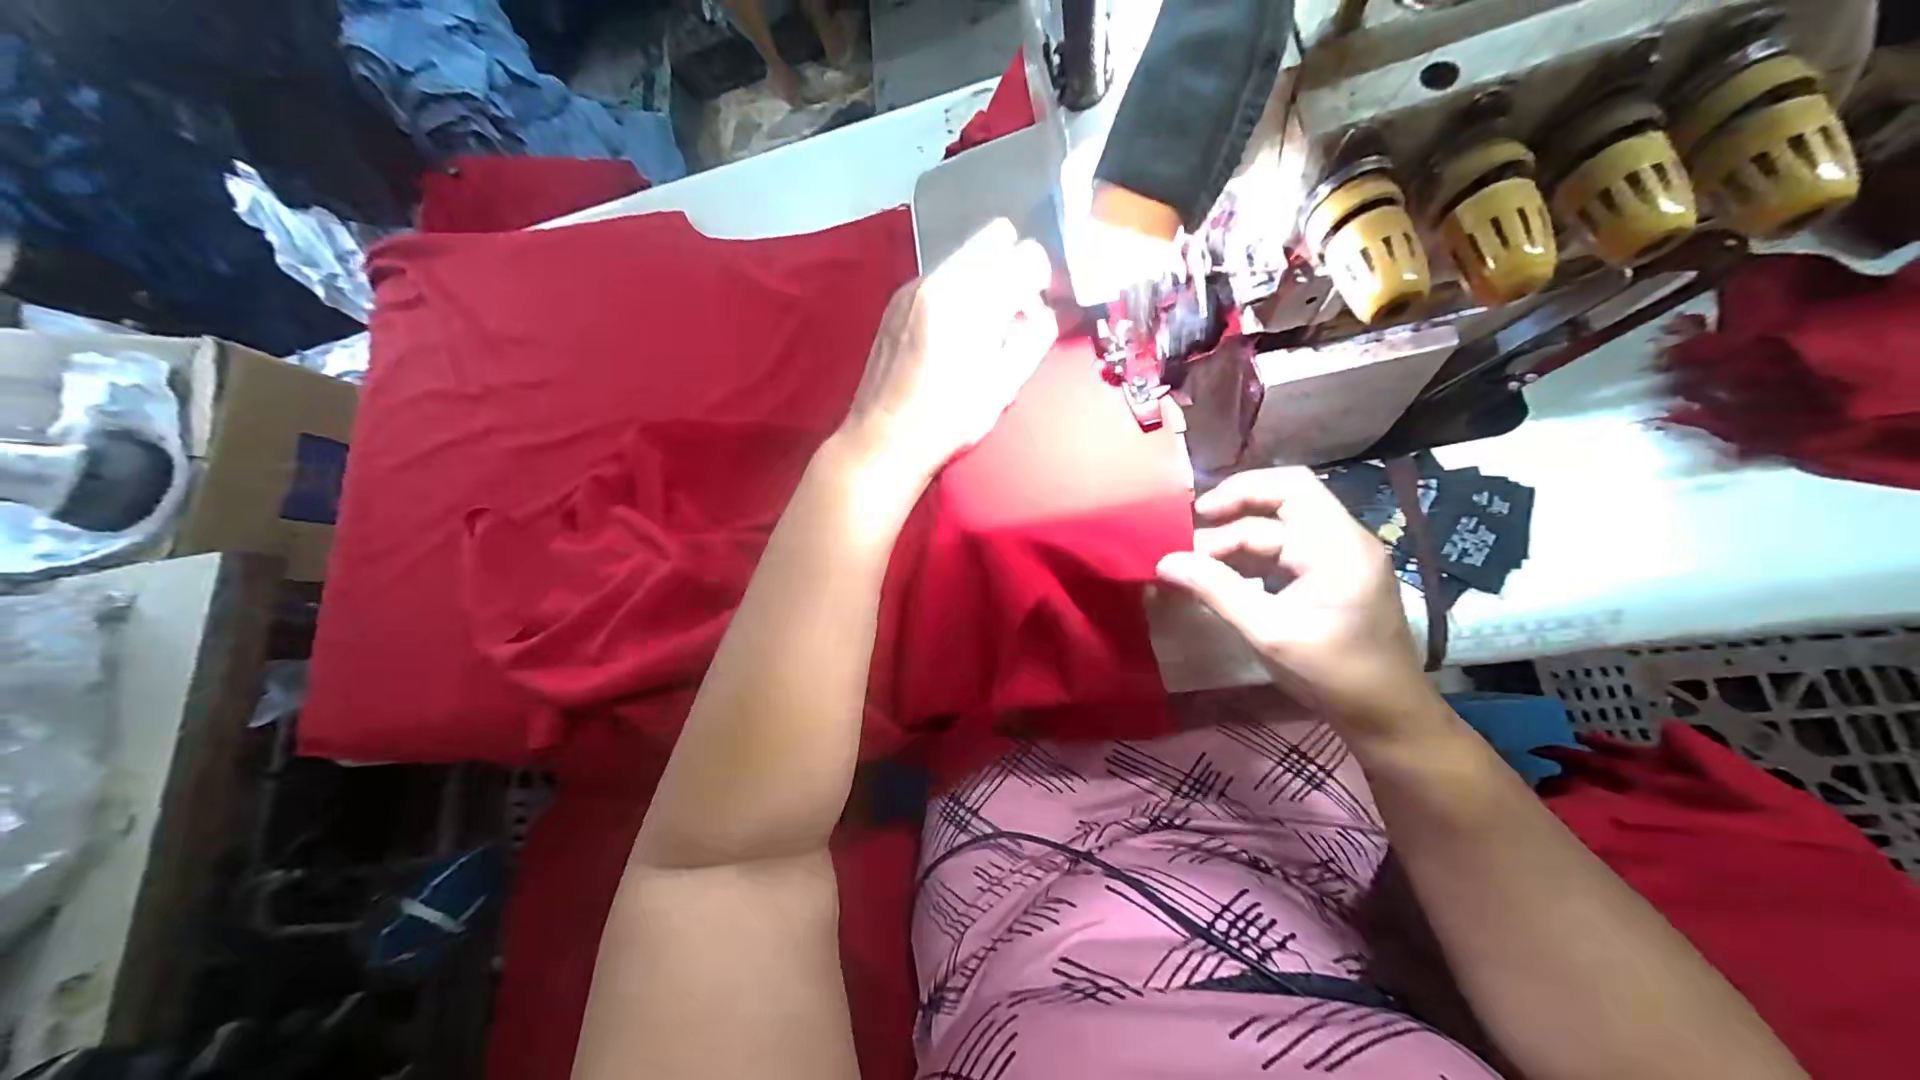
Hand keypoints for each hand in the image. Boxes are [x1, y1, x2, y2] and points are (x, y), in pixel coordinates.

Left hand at [840, 218, 1057, 485]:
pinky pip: (941, 276)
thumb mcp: (1004, 385)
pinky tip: (955, 333)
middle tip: (1016, 309)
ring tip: (985, 327)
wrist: (883, 439)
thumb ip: (1034, 338)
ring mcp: (913, 286)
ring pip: (965, 255)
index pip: (1028, 255)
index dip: (1043, 280)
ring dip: (985, 279)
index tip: (1040, 308)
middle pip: (995, 238)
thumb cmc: (947, 420)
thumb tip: (1046, 314)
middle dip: (1014, 267)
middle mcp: (940, 278)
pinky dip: (958, 291)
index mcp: (972, 298)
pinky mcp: (896, 301)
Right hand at [1155, 466, 1448, 747]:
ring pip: (1277, 533)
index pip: (1289, 487)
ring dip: (1234, 546)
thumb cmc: (1333, 674)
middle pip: (1278, 508)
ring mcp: (1338, 560)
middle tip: (1186, 552)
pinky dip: (1249, 563)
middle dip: (1228, 524)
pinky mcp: (1330, 579)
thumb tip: (1165, 562)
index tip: (1197, 516)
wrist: (1387, 716)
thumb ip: (1216, 591)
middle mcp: (1342, 541)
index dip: (1239, 490)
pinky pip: (1283, 555)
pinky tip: (1222, 581)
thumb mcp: (1269, 632)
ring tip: (1195, 569)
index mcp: (1338, 545)